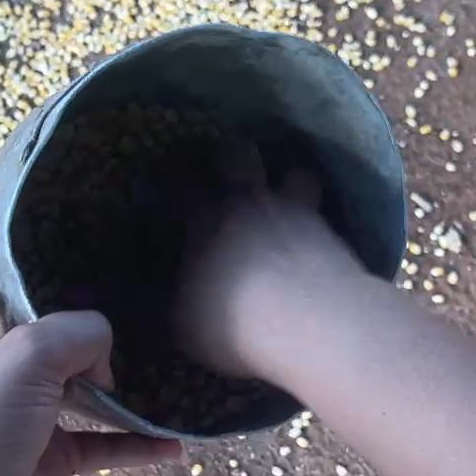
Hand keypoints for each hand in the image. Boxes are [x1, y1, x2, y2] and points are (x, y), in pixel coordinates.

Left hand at [0, 196, 181, 475]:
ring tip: (153, 361)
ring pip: (75, 384)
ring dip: (112, 382)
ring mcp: (23, 415)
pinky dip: (134, 443)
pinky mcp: (50, 457)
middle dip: (57, 302)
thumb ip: (77, 333)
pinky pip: (102, 443)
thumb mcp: (28, 355)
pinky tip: (172, 443)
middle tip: (99, 272)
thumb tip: (103, 354)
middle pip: (27, 324)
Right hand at [176, 141, 366, 378]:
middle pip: (238, 152)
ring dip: (290, 181)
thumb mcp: (180, 323)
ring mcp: (297, 212)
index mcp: (205, 220)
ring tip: (288, 196)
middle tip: (228, 164)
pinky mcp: (334, 233)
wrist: (310, 322)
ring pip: (296, 173)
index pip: (177, 183)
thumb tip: (141, 303)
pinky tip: (317, 242)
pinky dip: (319, 223)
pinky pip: (325, 215)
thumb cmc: (232, 321)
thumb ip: (162, 305)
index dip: (165, 178)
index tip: (159, 179)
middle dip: (230, 152)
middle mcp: (250, 203)